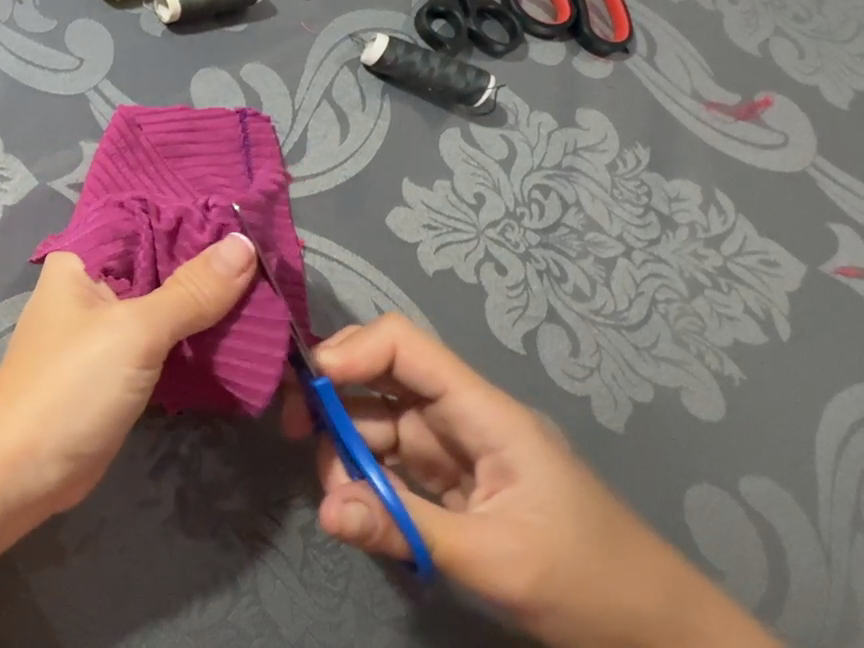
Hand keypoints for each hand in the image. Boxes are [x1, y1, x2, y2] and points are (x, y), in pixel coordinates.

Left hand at [0, 236, 259, 516]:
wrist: (25, 468)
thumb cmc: (70, 385)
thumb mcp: (135, 331)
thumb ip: (190, 290)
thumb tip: (244, 243)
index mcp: (81, 259)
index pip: (144, 221)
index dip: (194, 217)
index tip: (250, 212)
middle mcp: (91, 286)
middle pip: (158, 262)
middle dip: (210, 262)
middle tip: (275, 253)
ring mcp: (104, 328)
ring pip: (165, 303)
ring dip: (208, 301)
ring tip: (272, 286)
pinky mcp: (118, 366)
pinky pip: (165, 339)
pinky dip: (198, 336)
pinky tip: (242, 330)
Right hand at [290, 314, 776, 647]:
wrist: (665, 638)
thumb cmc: (594, 586)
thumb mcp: (494, 560)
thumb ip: (403, 528)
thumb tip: (324, 510)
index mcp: (484, 413)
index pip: (403, 345)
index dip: (349, 351)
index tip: (309, 390)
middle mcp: (462, 418)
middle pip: (377, 375)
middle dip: (331, 398)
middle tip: (297, 436)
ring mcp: (454, 449)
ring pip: (373, 420)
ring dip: (343, 449)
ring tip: (341, 501)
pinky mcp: (448, 481)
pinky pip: (386, 459)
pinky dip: (362, 476)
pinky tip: (359, 508)